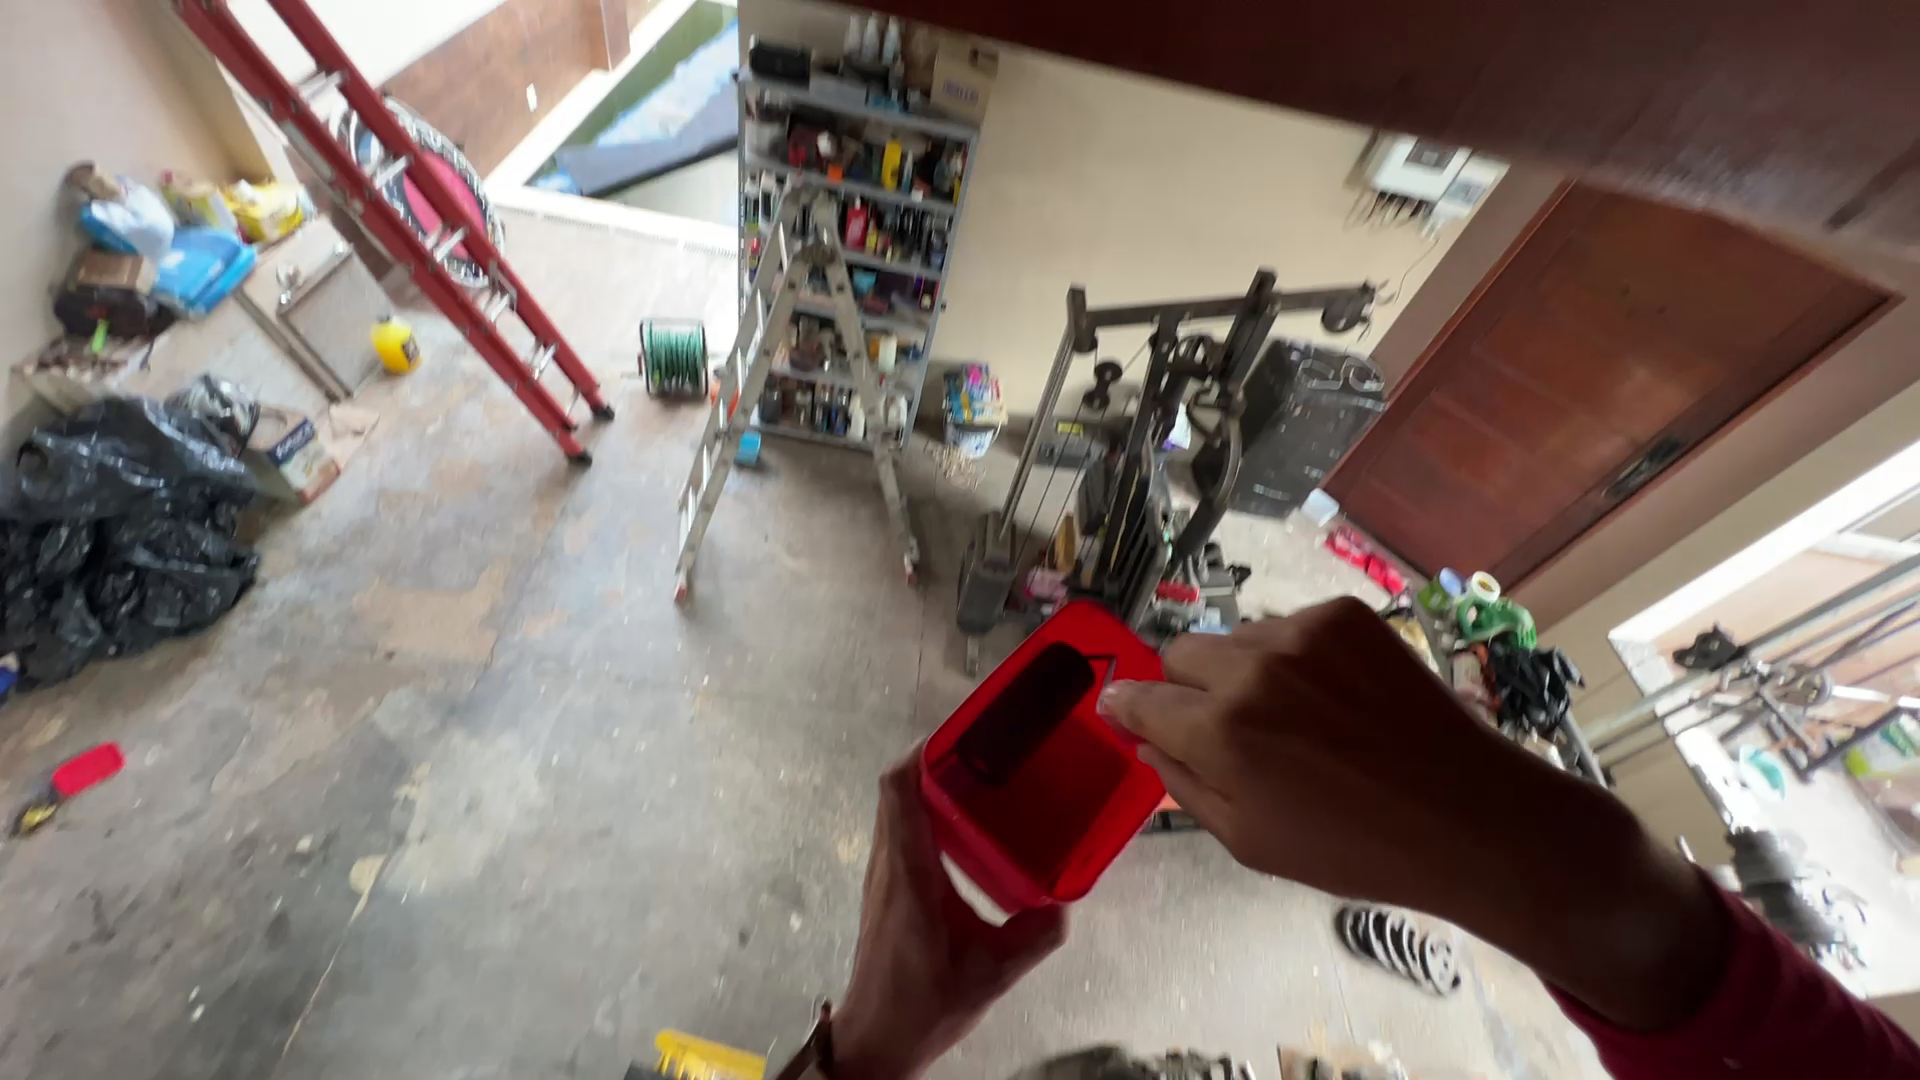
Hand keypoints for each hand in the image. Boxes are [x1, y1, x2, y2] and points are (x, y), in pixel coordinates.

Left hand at [833, 756, 1067, 1079]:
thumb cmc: (926, 1003)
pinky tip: (961, 824)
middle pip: (896, 787)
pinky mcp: (885, 883)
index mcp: (909, 870)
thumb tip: (1066, 902)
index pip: (898, 789)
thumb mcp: (992, 972)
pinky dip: (923, 809)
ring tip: (974, 777)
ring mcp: (881, 871)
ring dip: (926, 782)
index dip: (922, 752)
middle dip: (932, 758)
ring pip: (895, 804)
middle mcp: (888, 860)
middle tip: (979, 750)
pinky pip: (898, 825)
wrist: (878, 1038)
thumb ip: (1033, 936)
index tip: (959, 734)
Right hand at [1097, 597, 1728, 1031]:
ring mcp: (1298, 634)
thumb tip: (1143, 742)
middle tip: (1225, 722)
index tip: (1119, 707)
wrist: (1474, 817)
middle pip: (1178, 654)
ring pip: (1232, 638)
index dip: (1124, 705)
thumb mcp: (1250, 843)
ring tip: (1291, 710)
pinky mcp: (1341, 614)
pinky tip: (1328, 692)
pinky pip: (1283, 626)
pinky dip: (1289, 655)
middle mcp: (1249, 670)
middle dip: (1186, 688)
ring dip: (1240, 669)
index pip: (1138, 699)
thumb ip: (1183, 786)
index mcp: (1220, 733)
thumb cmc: (1353, 848)